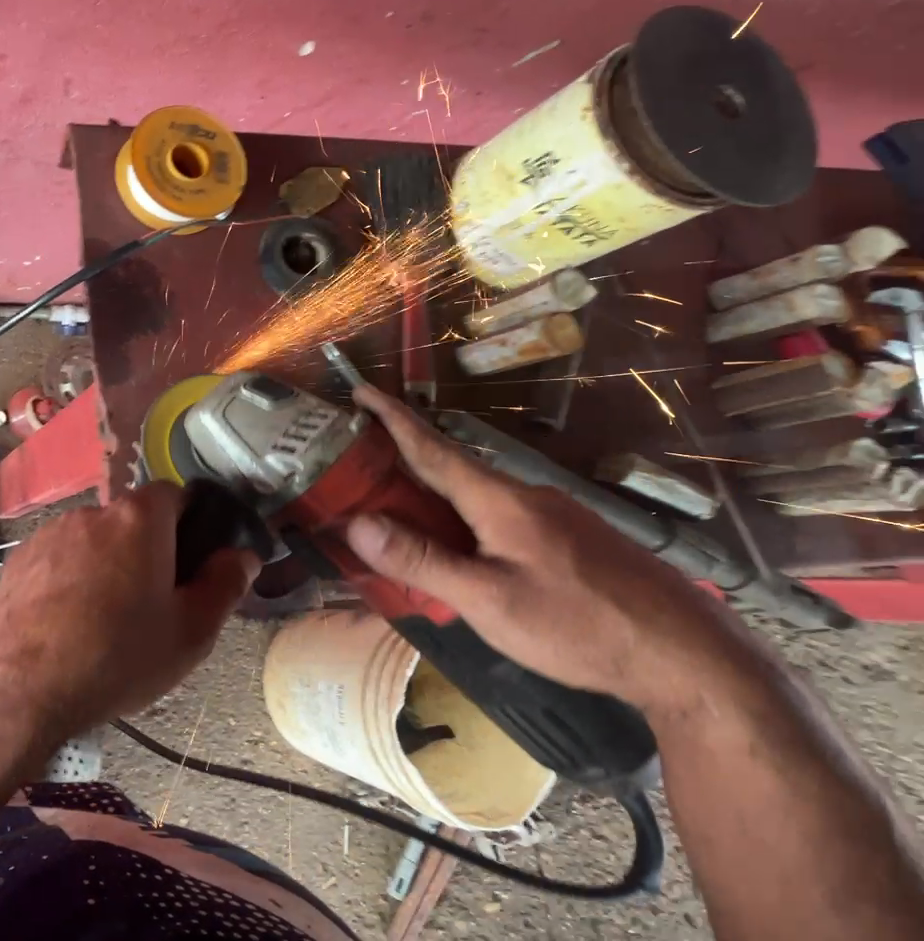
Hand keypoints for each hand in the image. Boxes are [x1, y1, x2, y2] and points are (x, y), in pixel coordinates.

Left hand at [0, 483, 256, 738]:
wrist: (27, 687)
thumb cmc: (120, 657)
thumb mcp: (192, 632)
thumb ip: (224, 584)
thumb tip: (242, 555)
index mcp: (137, 519)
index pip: (171, 493)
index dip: (186, 521)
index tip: (189, 559)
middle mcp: (89, 513)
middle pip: (128, 519)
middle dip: (143, 549)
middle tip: (151, 600)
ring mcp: (48, 534)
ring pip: (90, 540)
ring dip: (102, 563)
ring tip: (104, 618)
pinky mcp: (18, 559)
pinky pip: (56, 559)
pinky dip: (67, 578)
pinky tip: (67, 621)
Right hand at [341, 384, 749, 718]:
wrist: (693, 660)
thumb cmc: (581, 628)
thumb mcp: (488, 601)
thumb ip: (421, 561)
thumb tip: (356, 523)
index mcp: (501, 503)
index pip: (432, 450)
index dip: (392, 420)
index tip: (360, 389)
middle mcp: (527, 498)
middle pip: (452, 472)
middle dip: (402, 462)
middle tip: (356, 464)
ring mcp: (556, 519)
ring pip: (477, 499)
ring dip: (433, 498)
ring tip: (395, 514)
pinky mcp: (574, 543)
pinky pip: (499, 519)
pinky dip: (463, 521)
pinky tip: (459, 551)